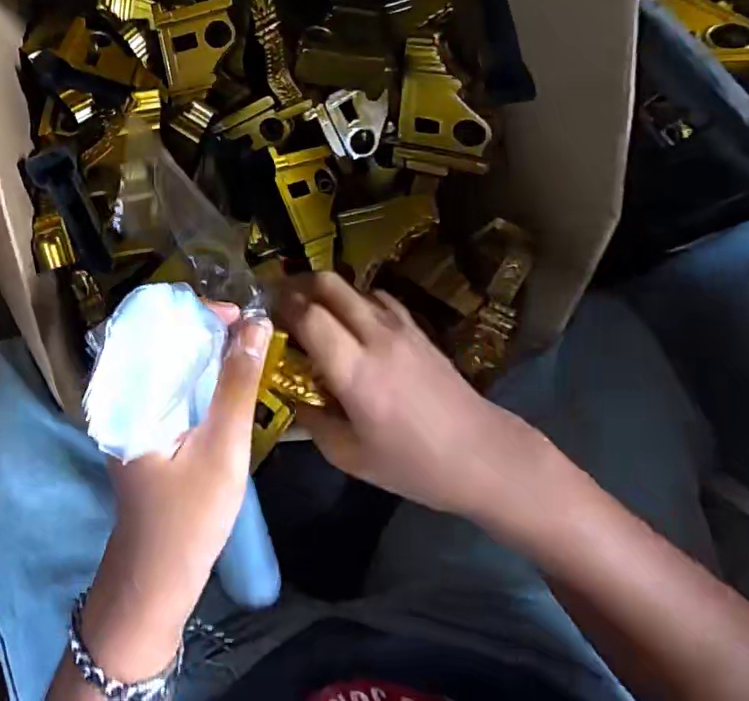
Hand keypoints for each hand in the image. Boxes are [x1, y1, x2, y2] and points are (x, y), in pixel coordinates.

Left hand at [78, 303, 270, 682]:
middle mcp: (117, 393)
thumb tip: (256, 325)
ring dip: (197, 347)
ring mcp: (126, 410)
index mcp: (124, 391)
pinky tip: (220, 375)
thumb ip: (236, 384)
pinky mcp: (139, 425)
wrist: (158, 575)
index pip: (148, 324)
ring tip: (239, 343)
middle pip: (153, 338)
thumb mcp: (222, 447)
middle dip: (198, 325)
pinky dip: (191, 371)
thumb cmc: (189, 514)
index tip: (235, 314)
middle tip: (244, 328)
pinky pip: (162, 382)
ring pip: (160, 360)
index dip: (191, 310)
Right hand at [277, 273, 549, 517]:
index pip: (306, 313)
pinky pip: (375, 297)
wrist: (488, 459)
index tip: (260, 314)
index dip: (278, 306)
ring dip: (321, 290)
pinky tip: (348, 321)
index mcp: (354, 369)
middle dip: (294, 285)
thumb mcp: (349, 456)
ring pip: (349, 285)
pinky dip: (352, 299)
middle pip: (326, 283)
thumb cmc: (415, 465)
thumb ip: (311, 420)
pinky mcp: (416, 329)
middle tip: (276, 302)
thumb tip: (287, 392)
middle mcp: (374, 337)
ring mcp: (399, 328)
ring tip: (307, 310)